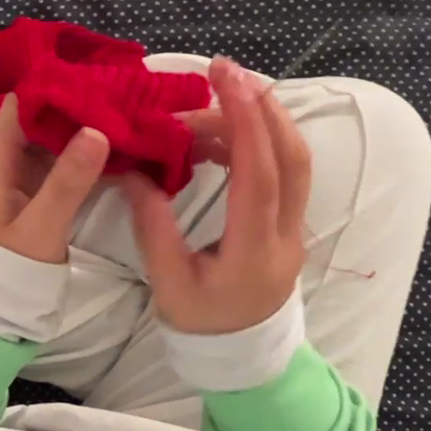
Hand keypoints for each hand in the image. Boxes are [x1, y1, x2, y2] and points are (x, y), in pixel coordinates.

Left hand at [0, 94, 110, 264]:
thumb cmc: (10, 271)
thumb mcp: (40, 228)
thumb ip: (67, 182)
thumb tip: (97, 130)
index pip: (18, 110)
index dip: (50, 87)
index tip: (92, 76)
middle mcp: (8, 167)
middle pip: (39, 122)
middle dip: (76, 106)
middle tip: (122, 94)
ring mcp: (24, 183)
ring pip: (54, 143)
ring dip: (84, 130)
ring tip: (127, 114)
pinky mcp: (39, 199)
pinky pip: (64, 167)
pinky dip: (87, 156)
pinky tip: (118, 149)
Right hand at [122, 57, 310, 334]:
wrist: (242, 356)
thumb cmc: (202, 323)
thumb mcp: (168, 283)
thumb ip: (153, 228)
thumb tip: (134, 175)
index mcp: (253, 249)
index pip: (259, 174)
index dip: (245, 121)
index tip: (224, 78)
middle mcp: (285, 232)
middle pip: (292, 156)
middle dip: (262, 106)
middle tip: (224, 74)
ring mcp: (294, 226)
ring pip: (296, 159)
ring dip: (263, 120)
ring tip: (218, 100)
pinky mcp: (289, 222)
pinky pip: (287, 170)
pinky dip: (261, 141)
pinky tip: (227, 135)